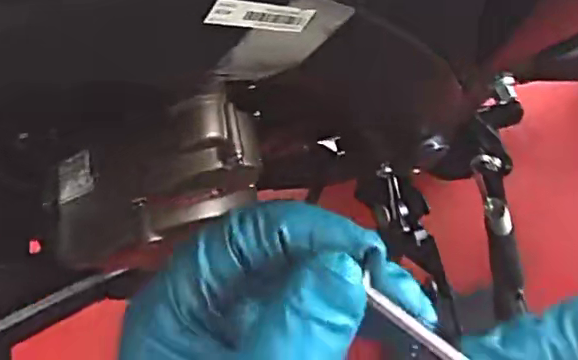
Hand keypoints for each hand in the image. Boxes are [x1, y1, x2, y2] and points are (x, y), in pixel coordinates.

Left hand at [118, 201, 437, 359]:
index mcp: (175, 304)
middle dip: (344, 258)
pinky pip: (315, 325)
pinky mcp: (269, 353)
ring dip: (358, 289)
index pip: (246, 231)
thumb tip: (340, 266)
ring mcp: (239, 337)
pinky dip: (354, 324)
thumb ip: (290, 334)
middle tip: (392, 279)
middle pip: (283, 256)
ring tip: (403, 302)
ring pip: (306, 289)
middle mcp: (206, 312)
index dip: (309, 229)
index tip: (359, 247)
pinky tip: (387, 325)